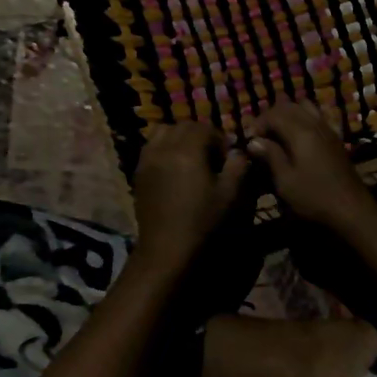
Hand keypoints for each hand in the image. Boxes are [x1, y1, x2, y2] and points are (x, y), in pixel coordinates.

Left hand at [132, 122, 251, 269]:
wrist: (166, 250)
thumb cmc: (203, 222)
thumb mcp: (231, 194)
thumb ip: (238, 165)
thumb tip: (237, 151)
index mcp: (187, 151)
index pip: (205, 128)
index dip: (220, 138)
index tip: (229, 157)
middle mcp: (163, 149)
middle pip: (183, 126)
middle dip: (201, 135)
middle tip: (213, 157)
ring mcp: (146, 160)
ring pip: (163, 132)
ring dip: (180, 139)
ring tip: (192, 159)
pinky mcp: (138, 173)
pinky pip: (151, 148)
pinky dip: (165, 149)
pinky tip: (176, 171)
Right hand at [247, 101, 376, 230]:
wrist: (351, 207)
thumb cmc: (314, 196)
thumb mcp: (285, 180)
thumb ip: (271, 156)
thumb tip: (254, 141)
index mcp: (301, 132)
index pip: (274, 114)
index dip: (258, 123)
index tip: (249, 139)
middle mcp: (315, 124)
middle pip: (290, 106)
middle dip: (271, 116)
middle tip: (260, 135)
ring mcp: (328, 129)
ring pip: (306, 107)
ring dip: (288, 114)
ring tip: (278, 133)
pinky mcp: (335, 138)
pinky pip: (317, 116)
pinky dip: (304, 118)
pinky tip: (298, 137)